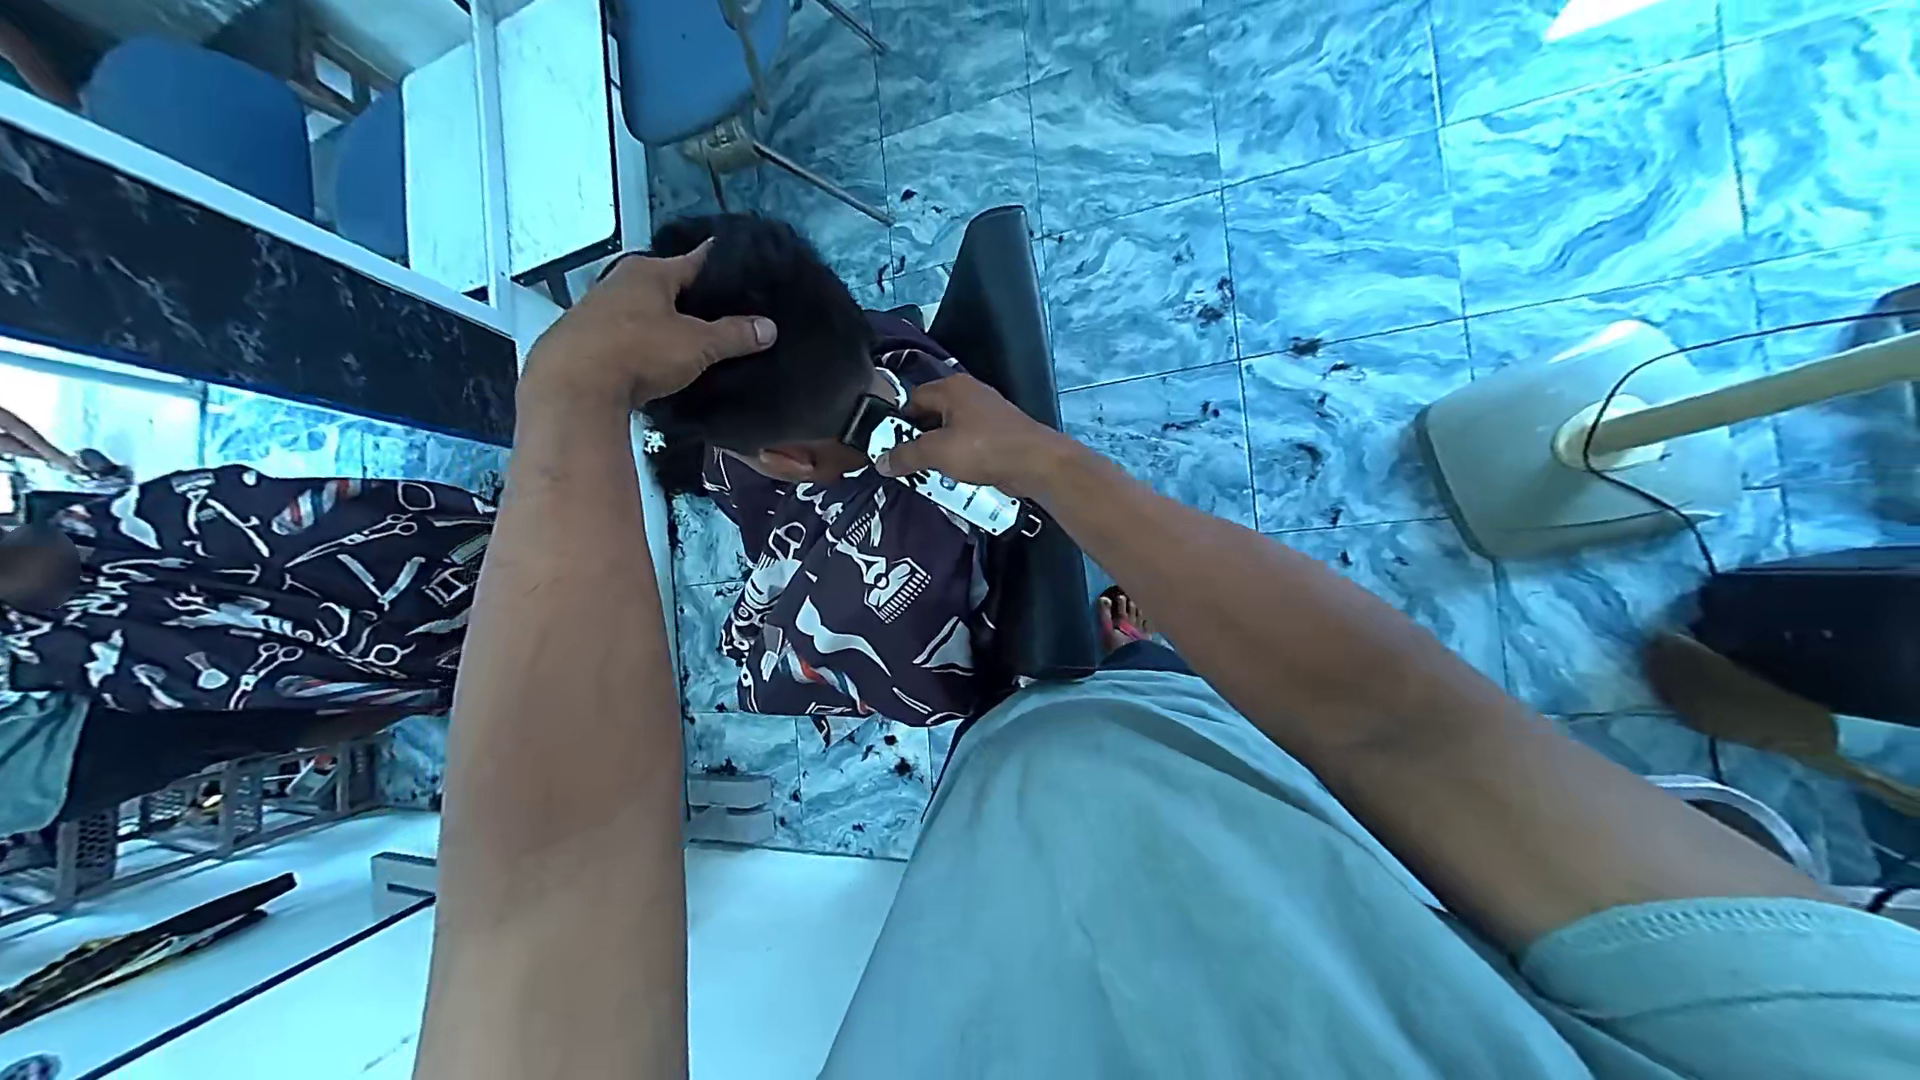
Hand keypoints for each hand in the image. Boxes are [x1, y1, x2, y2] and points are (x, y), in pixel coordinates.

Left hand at [520, 242, 776, 408]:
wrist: (574, 388)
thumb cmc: (639, 351)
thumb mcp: (698, 344)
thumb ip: (734, 335)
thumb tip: (769, 327)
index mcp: (650, 271)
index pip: (698, 259)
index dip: (725, 267)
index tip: (747, 274)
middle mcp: (621, 281)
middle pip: (670, 287)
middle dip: (697, 301)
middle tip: (730, 317)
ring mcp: (599, 310)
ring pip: (648, 312)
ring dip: (670, 326)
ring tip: (701, 343)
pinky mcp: (587, 340)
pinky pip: (630, 337)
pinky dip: (649, 346)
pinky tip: (664, 362)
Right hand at [874, 375, 1071, 495]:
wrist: (1035, 463)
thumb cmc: (984, 449)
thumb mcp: (937, 452)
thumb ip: (906, 456)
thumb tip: (880, 462)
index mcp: (952, 388)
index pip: (913, 399)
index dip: (899, 422)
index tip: (890, 446)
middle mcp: (970, 394)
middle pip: (932, 414)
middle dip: (919, 439)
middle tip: (908, 462)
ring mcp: (987, 413)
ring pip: (951, 431)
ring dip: (939, 452)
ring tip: (929, 473)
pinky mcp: (999, 433)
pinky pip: (969, 443)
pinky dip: (959, 457)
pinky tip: (954, 475)